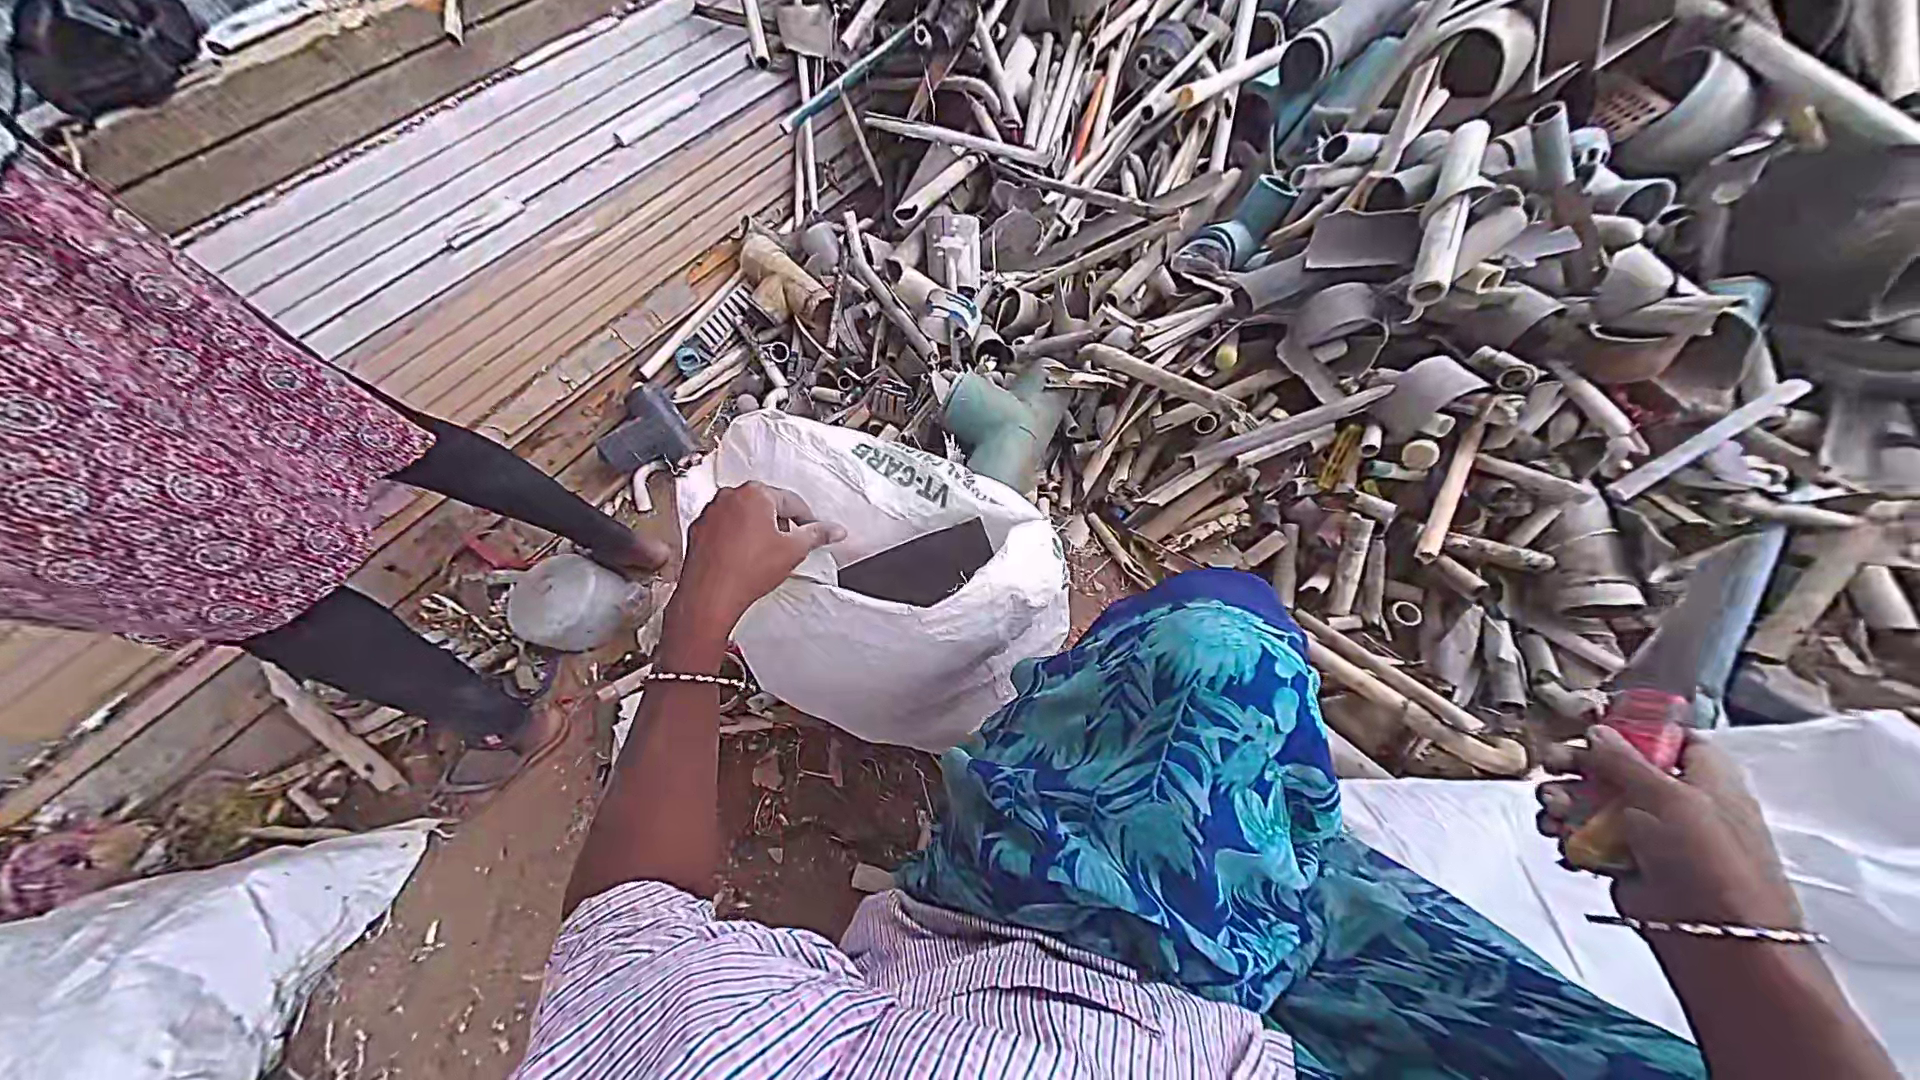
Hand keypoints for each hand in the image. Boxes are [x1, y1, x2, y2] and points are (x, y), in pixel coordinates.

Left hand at [670, 482, 843, 634]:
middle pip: (766, 505)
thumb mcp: (794, 550)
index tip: (812, 532)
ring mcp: (711, 513)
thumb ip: (818, 534)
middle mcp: (730, 497)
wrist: (710, 595)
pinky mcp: (698, 530)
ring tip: (766, 554)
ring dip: (758, 529)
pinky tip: (744, 557)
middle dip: (781, 523)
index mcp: (755, 494)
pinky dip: (736, 538)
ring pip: (744, 515)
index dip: (807, 520)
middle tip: (790, 545)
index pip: (792, 502)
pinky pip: (725, 528)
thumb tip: (835, 530)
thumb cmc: (748, 570)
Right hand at [1537, 726, 1802, 929]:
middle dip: (1575, 764)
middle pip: (1614, 765)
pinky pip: (1580, 831)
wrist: (1712, 935)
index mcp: (1704, 781)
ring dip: (1560, 799)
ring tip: (1553, 812)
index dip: (1637, 728)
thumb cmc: (1707, 859)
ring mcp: (1645, 829)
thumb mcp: (1669, 799)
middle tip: (1551, 766)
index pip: (1675, 740)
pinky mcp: (1621, 854)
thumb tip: (1597, 730)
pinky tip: (1557, 835)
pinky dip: (1563, 830)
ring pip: (1587, 797)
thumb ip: (1625, 761)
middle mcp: (1674, 800)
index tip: (1595, 725)